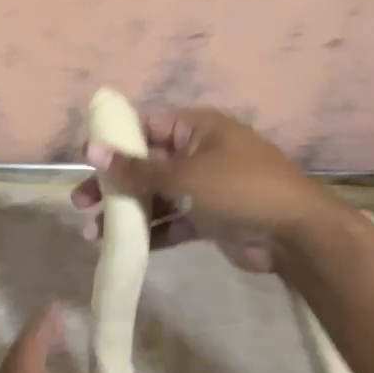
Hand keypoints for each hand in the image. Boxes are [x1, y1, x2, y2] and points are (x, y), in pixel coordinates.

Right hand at [71, 107, 325, 272]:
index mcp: (197, 129)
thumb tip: (91, 149)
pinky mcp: (207, 219)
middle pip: (145, 164)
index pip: (146, 125)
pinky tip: (124, 247)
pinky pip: (170, 222)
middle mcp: (198, 153)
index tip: (84, 158)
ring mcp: (203, 188)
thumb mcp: (184, 176)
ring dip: (125, 213)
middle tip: (80, 202)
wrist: (293, 234)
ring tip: (93, 233)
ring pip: (154, 196)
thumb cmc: (240, 189)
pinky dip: (149, 232)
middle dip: (113, 183)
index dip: (114, 140)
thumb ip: (136, 168)